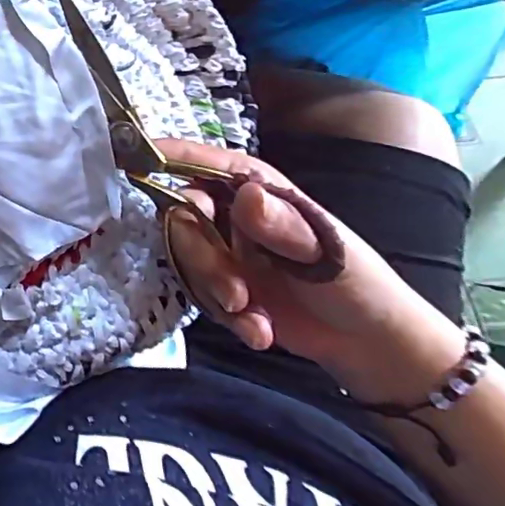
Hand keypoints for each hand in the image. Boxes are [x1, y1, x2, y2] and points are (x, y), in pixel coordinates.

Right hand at [156, 138, 466, 405]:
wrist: (372, 348)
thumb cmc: (358, 284)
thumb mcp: (327, 255)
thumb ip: (284, 227)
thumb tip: (245, 195)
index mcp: (257, 189)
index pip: (202, 162)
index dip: (166, 156)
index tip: (132, 159)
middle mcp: (231, 212)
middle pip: (183, 217)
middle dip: (202, 258)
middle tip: (234, 293)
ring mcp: (223, 248)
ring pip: (186, 257)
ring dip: (214, 291)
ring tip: (254, 320)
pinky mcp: (220, 283)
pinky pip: (197, 291)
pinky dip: (225, 316)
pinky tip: (258, 331)